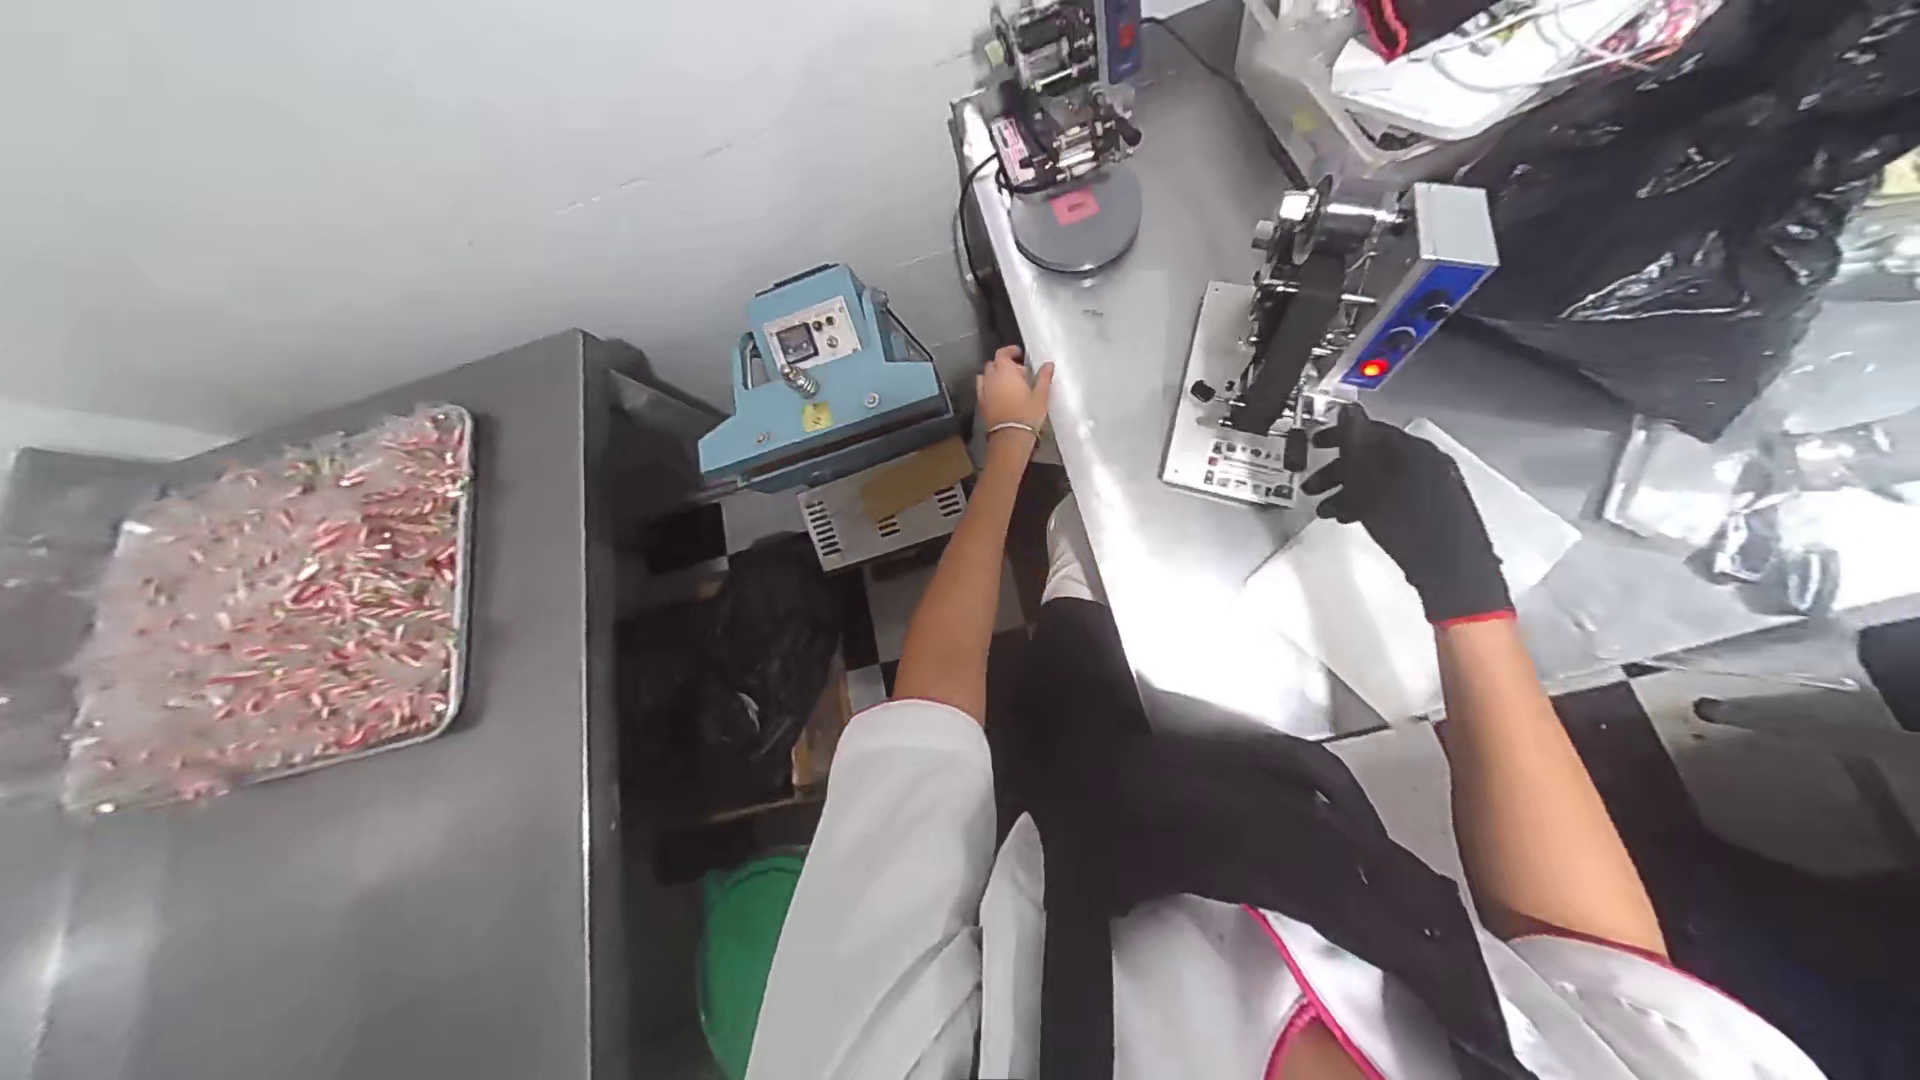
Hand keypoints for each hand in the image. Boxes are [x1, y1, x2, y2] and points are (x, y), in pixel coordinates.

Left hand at [976, 346, 1054, 444]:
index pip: (1002, 353)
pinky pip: (982, 390)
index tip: (1019, 353)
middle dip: (1004, 364)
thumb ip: (1044, 377)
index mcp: (1004, 371)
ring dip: (995, 376)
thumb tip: (1048, 364)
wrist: (1010, 437)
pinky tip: (999, 395)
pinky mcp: (981, 404)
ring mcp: (983, 392)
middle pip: (993, 364)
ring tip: (1007, 383)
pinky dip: (989, 387)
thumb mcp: (1041, 395)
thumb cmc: (1027, 414)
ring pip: (986, 377)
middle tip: (1019, 372)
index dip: (1010, 351)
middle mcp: (990, 379)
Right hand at [1302, 405, 1510, 624]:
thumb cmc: (1406, 523)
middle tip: (1313, 485)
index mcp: (1412, 450)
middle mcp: (1425, 461)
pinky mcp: (1432, 506)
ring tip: (1326, 509)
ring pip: (1379, 477)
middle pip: (1372, 456)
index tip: (1314, 444)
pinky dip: (1367, 500)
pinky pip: (1391, 493)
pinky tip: (1351, 516)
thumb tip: (1347, 410)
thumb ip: (1356, 444)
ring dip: (1348, 489)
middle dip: (1337, 470)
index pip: (1370, 430)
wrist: (1449, 568)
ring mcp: (1432, 484)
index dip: (1337, 436)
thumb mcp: (1369, 482)